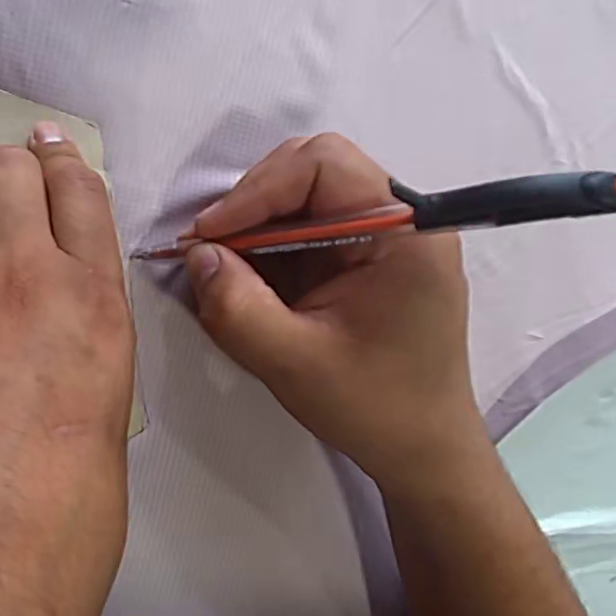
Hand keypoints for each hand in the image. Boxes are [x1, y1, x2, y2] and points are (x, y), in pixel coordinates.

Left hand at [0, 96, 134, 615]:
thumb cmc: (66, 526)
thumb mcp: (103, 432)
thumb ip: (80, 369)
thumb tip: (59, 353)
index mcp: (94, 306)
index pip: (84, 202)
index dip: (67, 165)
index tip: (53, 145)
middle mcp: (25, 278)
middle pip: (12, 176)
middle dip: (7, 159)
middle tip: (0, 155)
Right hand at [183, 134, 484, 491]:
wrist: (419, 450)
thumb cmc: (373, 407)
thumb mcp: (293, 362)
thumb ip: (238, 306)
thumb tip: (196, 255)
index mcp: (404, 235)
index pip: (323, 166)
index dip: (257, 190)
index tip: (210, 234)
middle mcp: (397, 222)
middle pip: (309, 170)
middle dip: (250, 201)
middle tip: (211, 245)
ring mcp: (378, 238)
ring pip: (299, 195)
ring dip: (250, 223)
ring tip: (218, 264)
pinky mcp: (356, 258)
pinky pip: (298, 227)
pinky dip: (260, 243)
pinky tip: (241, 277)